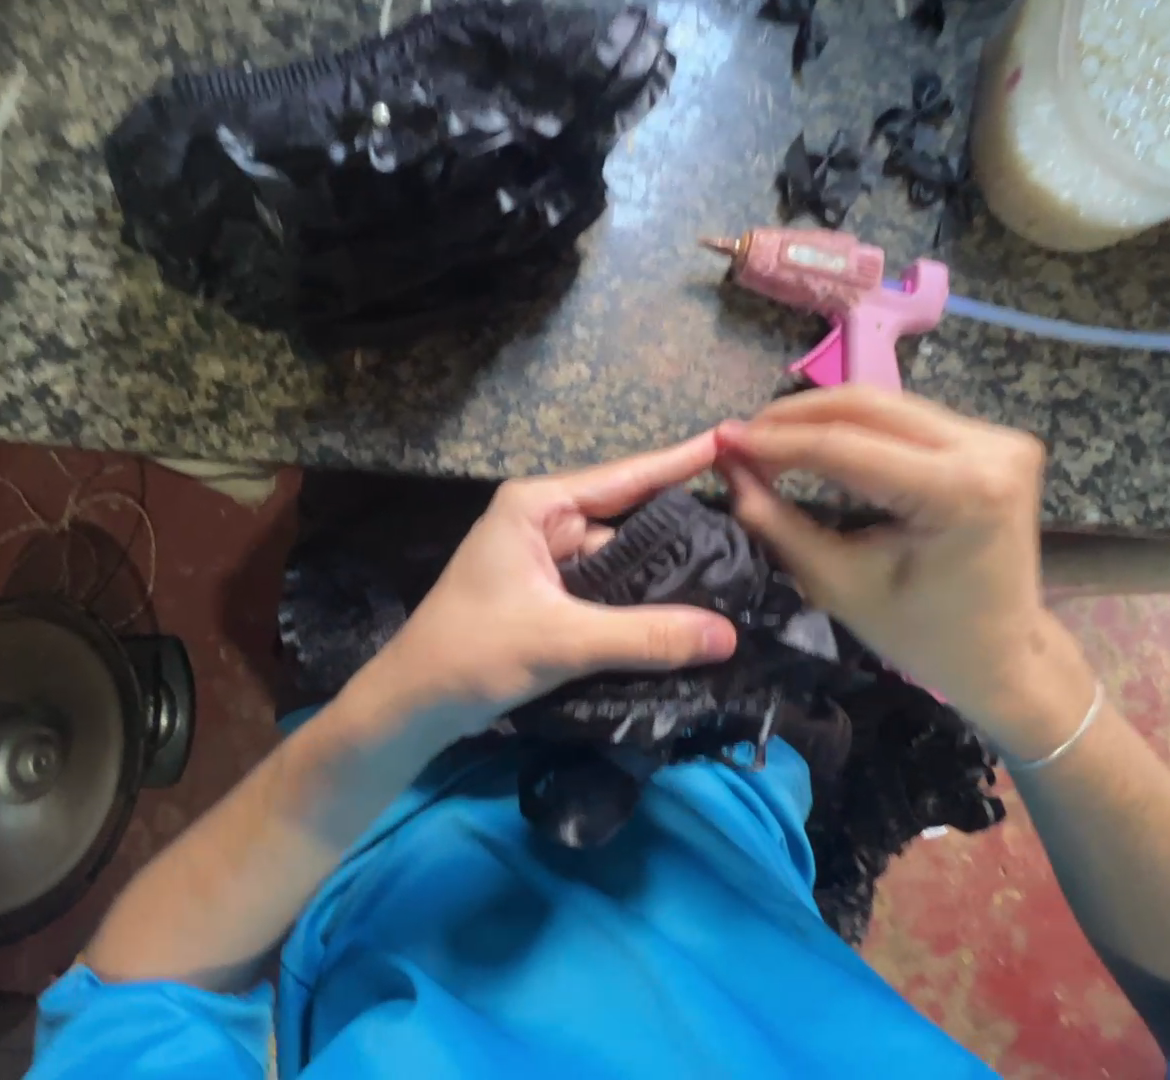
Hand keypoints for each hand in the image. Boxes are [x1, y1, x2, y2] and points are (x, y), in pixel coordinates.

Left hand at [366, 434, 738, 736]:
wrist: (415, 702)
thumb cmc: (472, 653)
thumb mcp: (561, 641)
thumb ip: (644, 637)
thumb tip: (727, 635)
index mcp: (536, 507)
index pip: (623, 476)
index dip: (679, 460)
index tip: (733, 439)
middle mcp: (542, 522)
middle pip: (627, 521)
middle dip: (681, 533)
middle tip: (754, 537)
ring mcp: (543, 559)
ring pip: (618, 562)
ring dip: (661, 578)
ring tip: (733, 582)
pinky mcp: (546, 595)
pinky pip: (603, 591)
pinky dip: (635, 603)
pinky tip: (682, 616)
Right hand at [714, 387, 1092, 753]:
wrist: (1001, 654)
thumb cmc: (918, 633)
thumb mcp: (835, 583)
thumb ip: (777, 523)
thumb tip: (727, 469)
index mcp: (959, 491)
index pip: (845, 446)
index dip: (774, 441)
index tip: (720, 441)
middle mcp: (988, 448)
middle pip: (866, 406)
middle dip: (791, 418)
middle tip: (738, 438)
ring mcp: (996, 438)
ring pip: (883, 404)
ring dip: (816, 418)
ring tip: (763, 441)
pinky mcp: (990, 440)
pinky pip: (902, 419)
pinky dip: (848, 427)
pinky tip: (809, 443)